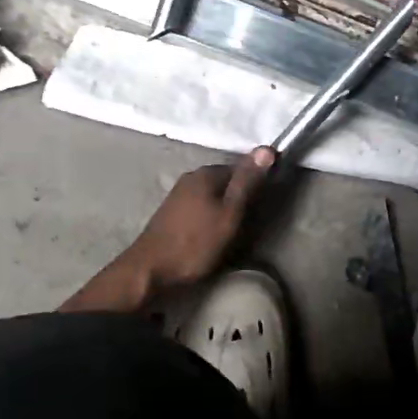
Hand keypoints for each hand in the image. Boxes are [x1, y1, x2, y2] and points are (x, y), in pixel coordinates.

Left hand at [120, 147, 273, 288]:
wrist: (149, 270)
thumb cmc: (196, 243)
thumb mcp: (230, 214)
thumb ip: (247, 182)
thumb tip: (267, 148)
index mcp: (206, 173)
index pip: (242, 167)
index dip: (256, 185)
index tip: (264, 206)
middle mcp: (190, 177)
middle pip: (226, 181)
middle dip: (240, 197)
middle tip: (250, 223)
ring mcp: (178, 194)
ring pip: (213, 195)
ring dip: (225, 208)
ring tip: (234, 231)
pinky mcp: (171, 211)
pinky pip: (200, 206)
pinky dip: (210, 215)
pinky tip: (212, 232)